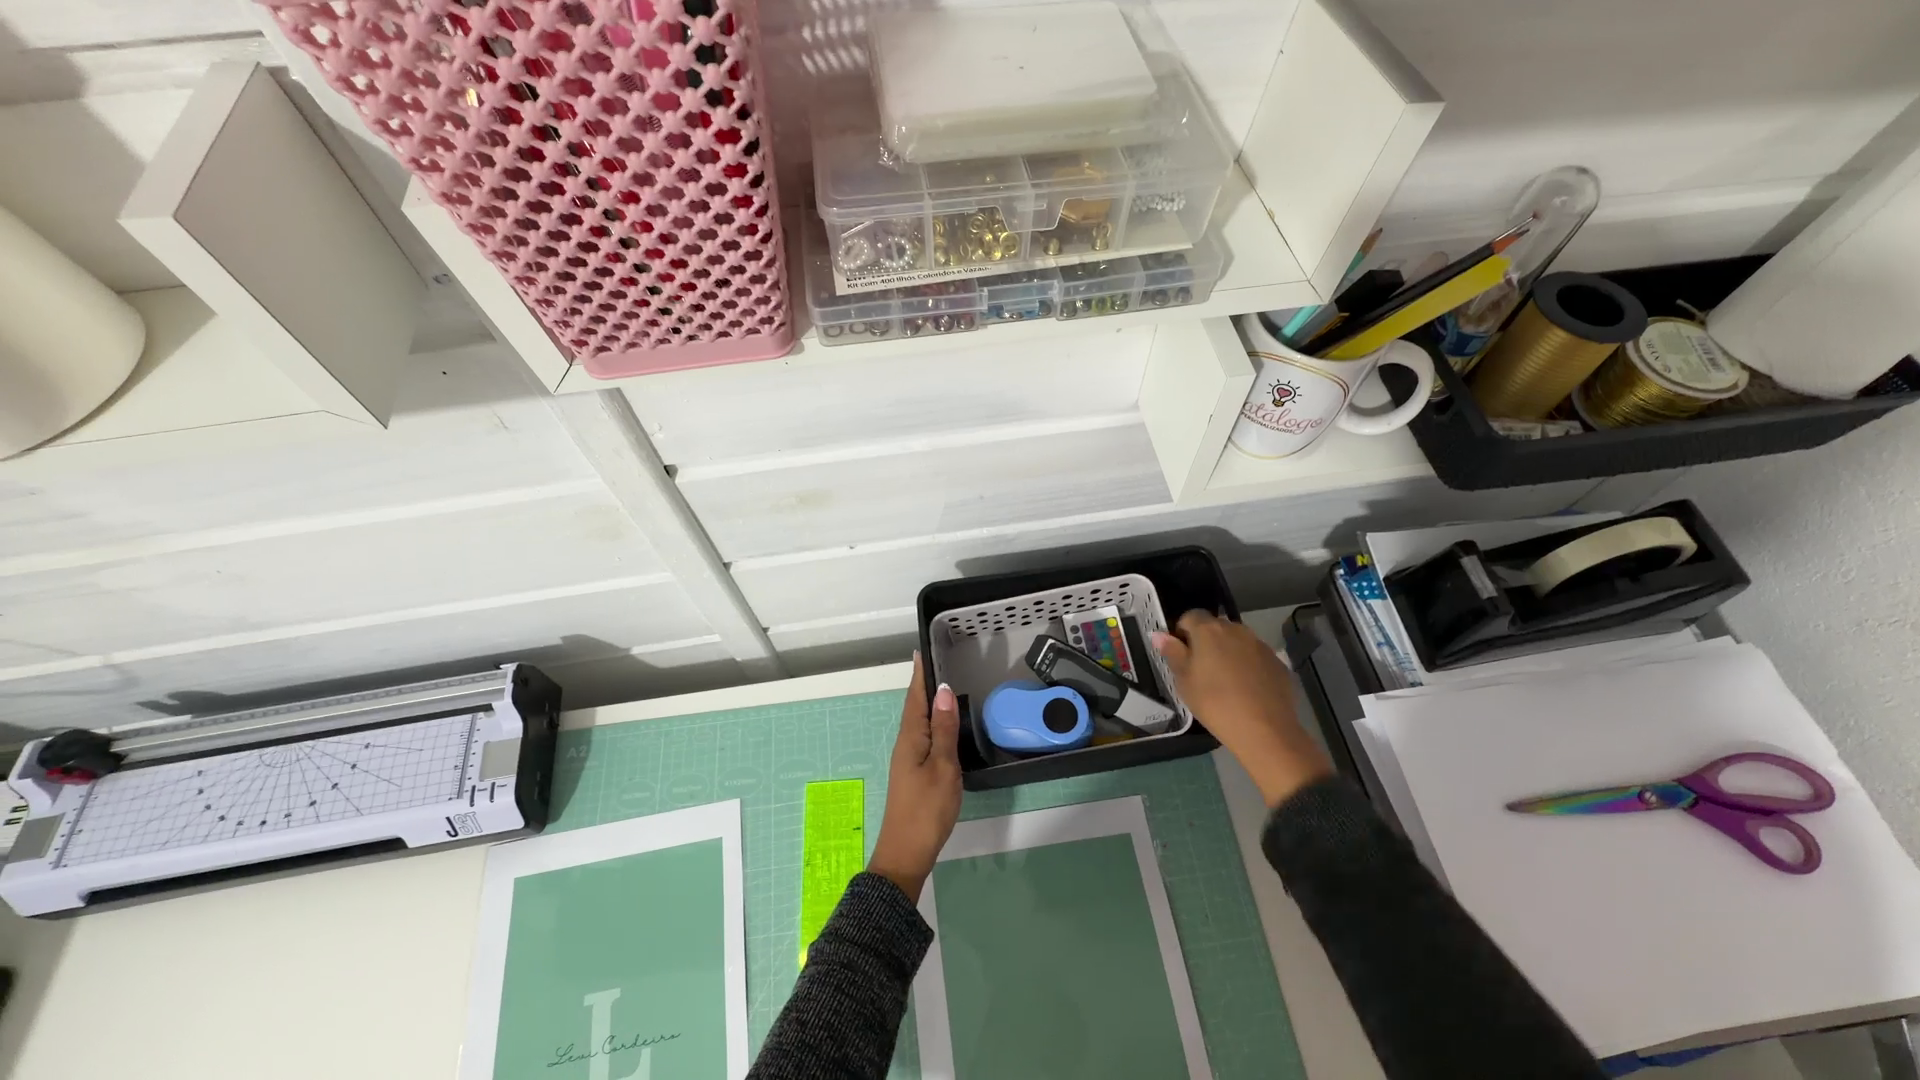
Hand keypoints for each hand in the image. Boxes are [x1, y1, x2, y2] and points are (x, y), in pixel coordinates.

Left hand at [868, 654, 962, 902]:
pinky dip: (933, 724)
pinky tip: (944, 727)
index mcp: (910, 738)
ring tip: (946, 686)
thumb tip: (943, 691)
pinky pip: (923, 738)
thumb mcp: (943, 767)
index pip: (915, 697)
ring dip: (929, 704)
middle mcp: (905, 744)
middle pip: (915, 707)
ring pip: (919, 723)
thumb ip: (944, 730)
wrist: (907, 853)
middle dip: (925, 684)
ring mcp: (908, 760)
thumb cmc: (926, 808)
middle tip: (941, 661)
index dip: (921, 675)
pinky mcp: (914, 774)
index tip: (924, 650)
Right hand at [1153, 611, 1330, 807]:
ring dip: (1228, 653)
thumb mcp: (1184, 681)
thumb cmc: (1214, 702)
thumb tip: (1159, 634)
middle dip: (1206, 641)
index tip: (1180, 654)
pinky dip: (1248, 666)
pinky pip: (1255, 657)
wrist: (1264, 728)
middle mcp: (1236, 630)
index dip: (1182, 632)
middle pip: (1216, 627)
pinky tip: (1246, 690)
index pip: (1190, 616)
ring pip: (1238, 641)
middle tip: (1200, 670)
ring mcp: (1260, 645)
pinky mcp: (1277, 662)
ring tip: (1225, 682)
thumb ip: (1172, 653)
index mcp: (1209, 630)